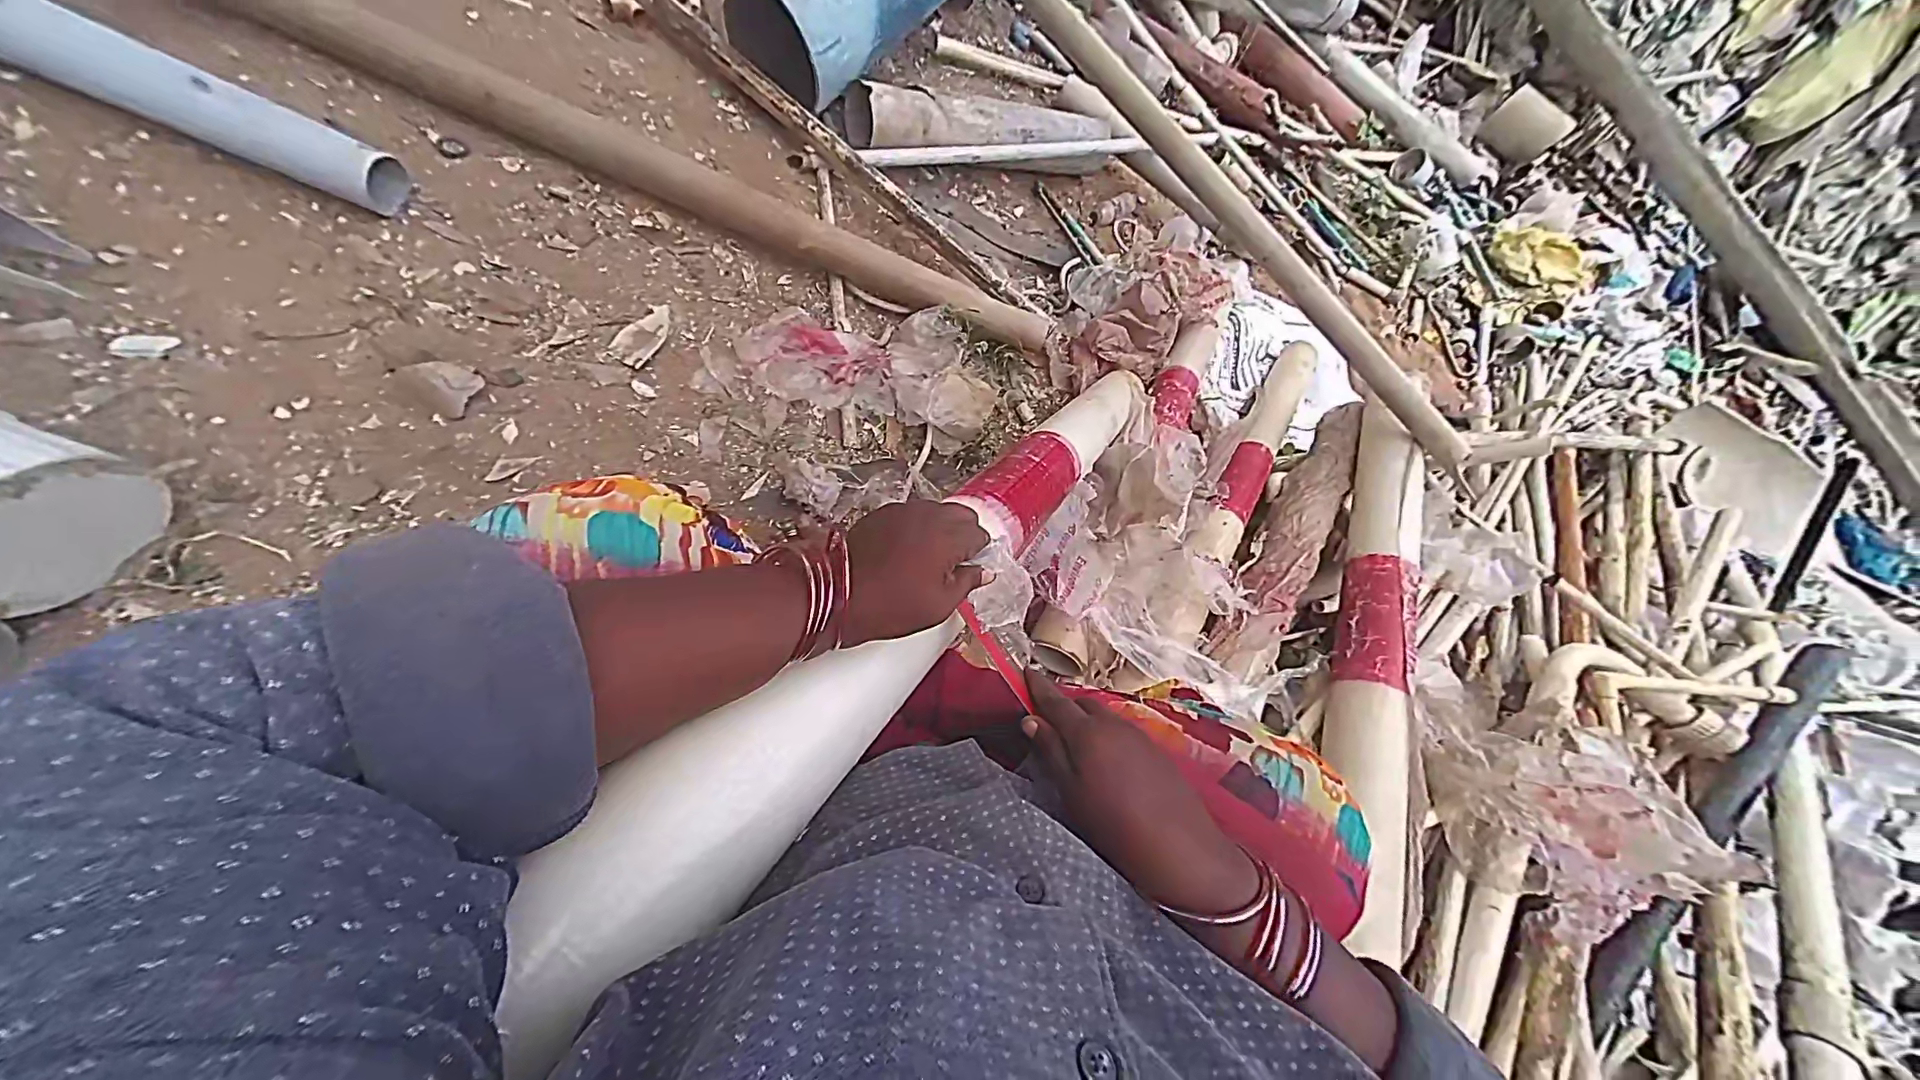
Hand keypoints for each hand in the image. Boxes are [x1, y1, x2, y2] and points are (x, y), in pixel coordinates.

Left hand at [840, 500, 989, 646]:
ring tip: (929, 558)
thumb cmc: (890, 605)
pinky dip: (917, 527)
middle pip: (962, 515)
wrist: (841, 596)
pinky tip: (908, 551)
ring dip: (941, 529)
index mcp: (948, 537)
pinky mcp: (884, 513)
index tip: (970, 567)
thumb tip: (983, 572)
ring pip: (937, 511)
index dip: (978, 552)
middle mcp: (928, 516)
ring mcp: (904, 511)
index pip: (979, 534)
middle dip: (963, 535)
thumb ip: (967, 582)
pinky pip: (912, 514)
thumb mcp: (939, 605)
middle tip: (954, 561)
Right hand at [1022, 671, 1257, 914]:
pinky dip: (1107, 732)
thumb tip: (1031, 720)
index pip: (1056, 701)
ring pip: (1105, 715)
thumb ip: (1051, 751)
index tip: (1026, 671)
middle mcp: (1114, 724)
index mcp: (1087, 732)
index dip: (1039, 686)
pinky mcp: (1157, 751)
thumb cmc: (1114, 824)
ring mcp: (1139, 735)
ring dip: (1087, 718)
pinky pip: (1122, 730)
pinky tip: (1106, 756)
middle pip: (1083, 703)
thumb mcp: (1071, 792)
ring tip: (1075, 738)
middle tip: (1047, 716)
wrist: (1181, 848)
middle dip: (1064, 704)